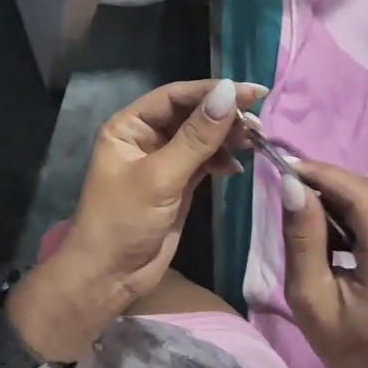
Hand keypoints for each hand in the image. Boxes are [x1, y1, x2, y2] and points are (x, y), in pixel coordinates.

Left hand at [8, 78, 264, 361]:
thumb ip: (196, 137)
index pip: (175, 96)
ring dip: (226, 138)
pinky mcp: (177, 185)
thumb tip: (227, 93)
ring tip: (253, 143)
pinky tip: (236, 168)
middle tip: (258, 122)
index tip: (252, 93)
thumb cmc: (124, 221)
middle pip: (190, 114)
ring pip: (200, 137)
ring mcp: (162, 162)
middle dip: (223, 115)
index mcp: (128, 126)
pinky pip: (204, 161)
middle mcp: (144, 137)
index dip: (212, 91)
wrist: (110, 276)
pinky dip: (221, 161)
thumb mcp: (161, 177)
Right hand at [281, 161, 367, 367]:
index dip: (325, 174)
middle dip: (326, 182)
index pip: (364, 196)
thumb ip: (303, 238)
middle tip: (287, 185)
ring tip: (300, 209)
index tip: (286, 168)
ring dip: (334, 197)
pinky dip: (346, 212)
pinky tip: (324, 227)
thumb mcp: (309, 295)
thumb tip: (292, 186)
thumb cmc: (341, 344)